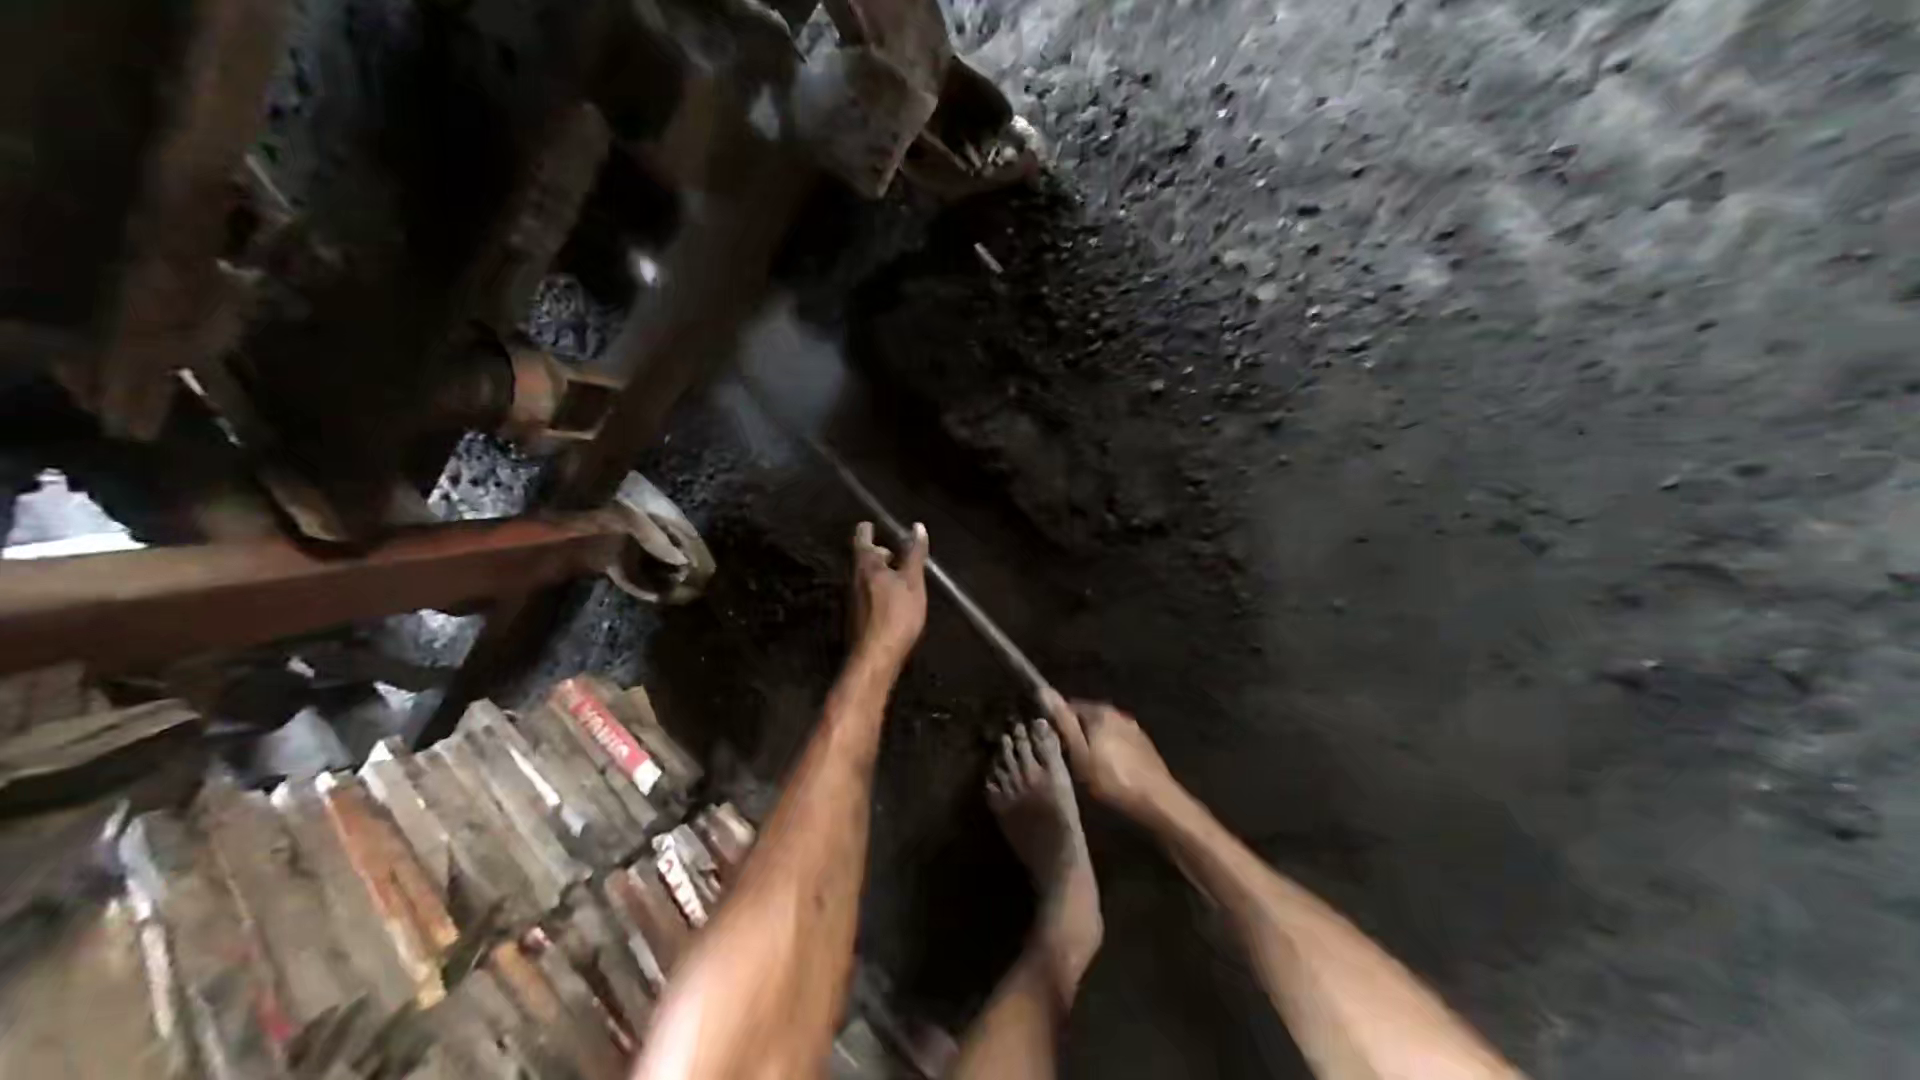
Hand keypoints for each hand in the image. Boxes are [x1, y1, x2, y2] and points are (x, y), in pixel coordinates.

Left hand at [849, 521, 928, 673]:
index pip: (862, 536)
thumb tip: (917, 526)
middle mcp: (853, 577)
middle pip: (863, 557)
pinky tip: (893, 602)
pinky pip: (867, 594)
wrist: (876, 656)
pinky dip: (879, 591)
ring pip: (865, 577)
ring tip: (900, 579)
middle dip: (879, 553)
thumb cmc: (897, 614)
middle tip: (896, 555)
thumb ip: (914, 554)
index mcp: (866, 563)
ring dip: (880, 574)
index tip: (877, 525)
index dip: (869, 529)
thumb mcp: (912, 581)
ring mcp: (852, 598)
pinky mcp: (856, 615)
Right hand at [1040, 690, 1177, 817]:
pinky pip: (1118, 742)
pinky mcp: (1144, 746)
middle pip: (1088, 718)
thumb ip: (1063, 722)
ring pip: (1104, 731)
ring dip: (1094, 742)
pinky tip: (1108, 770)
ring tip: (1086, 766)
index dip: (1057, 723)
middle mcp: (1119, 714)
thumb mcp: (1079, 753)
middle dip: (1076, 733)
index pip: (1070, 706)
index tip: (1051, 742)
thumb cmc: (1111, 779)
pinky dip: (1110, 751)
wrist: (1157, 802)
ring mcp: (1134, 730)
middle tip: (1066, 757)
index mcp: (1101, 711)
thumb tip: (1044, 691)